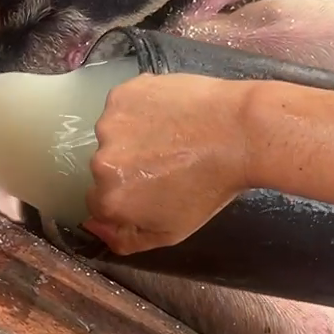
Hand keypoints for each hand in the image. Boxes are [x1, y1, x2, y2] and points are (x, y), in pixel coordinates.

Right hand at [82, 73, 253, 254]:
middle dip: (128, 166)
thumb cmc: (210, 186)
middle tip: (165, 162)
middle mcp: (101, 161)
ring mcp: (110, 123)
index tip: (150, 186)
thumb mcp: (172, 231)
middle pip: (104, 167)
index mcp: (111, 198)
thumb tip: (94, 227)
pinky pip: (123, 105)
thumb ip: (127, 239)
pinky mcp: (123, 94)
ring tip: (170, 134)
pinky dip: (140, 108)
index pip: (98, 201)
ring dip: (133, 136)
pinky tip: (169, 113)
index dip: (126, 195)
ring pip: (113, 134)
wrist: (240, 132)